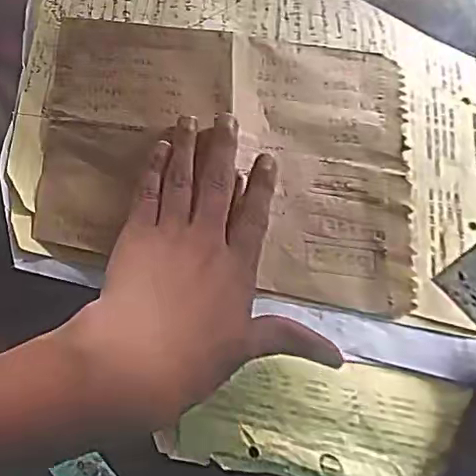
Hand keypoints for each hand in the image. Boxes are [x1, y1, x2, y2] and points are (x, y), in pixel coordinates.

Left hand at [59, 113, 342, 431]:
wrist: (138, 354)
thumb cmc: (194, 357)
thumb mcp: (246, 347)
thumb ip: (288, 338)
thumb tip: (339, 356)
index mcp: (238, 267)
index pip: (254, 217)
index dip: (260, 186)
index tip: (265, 158)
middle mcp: (207, 241)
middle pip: (218, 186)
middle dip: (223, 149)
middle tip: (225, 118)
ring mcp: (170, 233)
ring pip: (183, 181)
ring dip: (187, 148)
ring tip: (189, 119)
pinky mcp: (136, 232)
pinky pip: (148, 192)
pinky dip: (154, 167)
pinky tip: (160, 148)